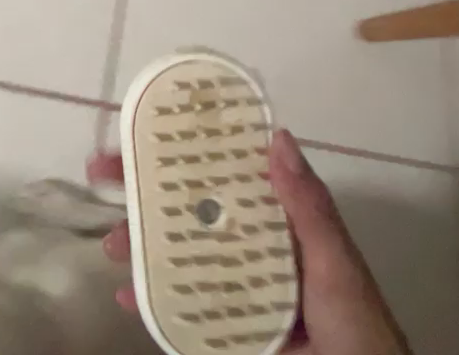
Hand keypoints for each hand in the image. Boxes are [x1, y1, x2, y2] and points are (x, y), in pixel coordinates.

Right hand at [93, 129, 410, 354]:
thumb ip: (308, 208)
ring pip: (179, 254)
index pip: (226, 173)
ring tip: (113, 244)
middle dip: (146, 190)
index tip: (147, 130)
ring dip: (141, 244)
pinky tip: (129, 298)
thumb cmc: (356, 322)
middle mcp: (250, 245)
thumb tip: (276, 135)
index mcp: (276, 219)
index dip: (187, 149)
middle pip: (192, 209)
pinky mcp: (225, 328)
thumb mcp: (335, 261)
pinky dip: (152, 301)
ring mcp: (235, 287)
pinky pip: (181, 308)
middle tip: (102, 175)